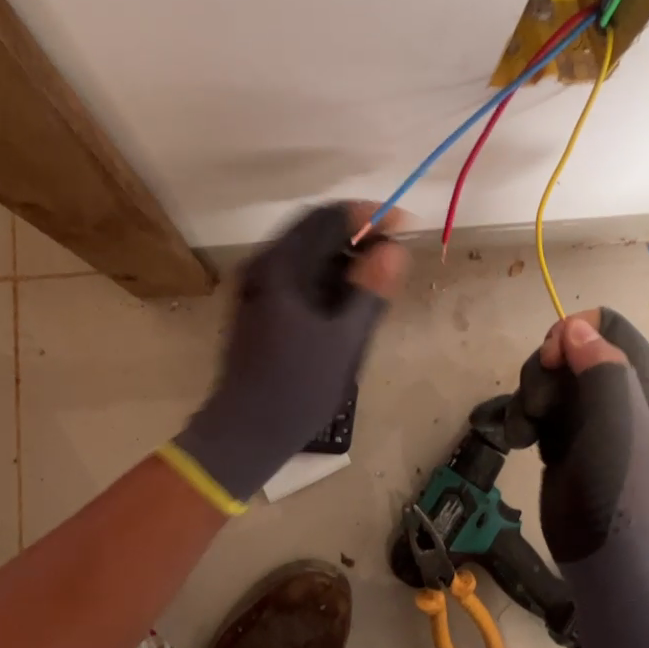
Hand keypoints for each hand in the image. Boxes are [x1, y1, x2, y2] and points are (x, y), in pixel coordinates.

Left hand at [165, 202, 408, 513]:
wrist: (246, 431)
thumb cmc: (298, 387)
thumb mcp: (345, 339)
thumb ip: (370, 290)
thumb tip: (394, 250)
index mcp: (279, 267)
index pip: (326, 217)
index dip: (367, 216)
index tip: (402, 226)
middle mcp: (262, 267)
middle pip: (314, 231)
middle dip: (357, 236)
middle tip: (394, 254)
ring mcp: (257, 288)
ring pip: (306, 254)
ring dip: (343, 257)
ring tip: (378, 278)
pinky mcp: (258, 307)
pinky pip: (297, 275)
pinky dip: (326, 277)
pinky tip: (350, 298)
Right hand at [506, 309, 648, 647]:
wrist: (609, 561)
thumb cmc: (621, 492)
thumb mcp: (618, 425)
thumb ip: (603, 370)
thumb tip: (576, 329)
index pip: (609, 325)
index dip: (575, 332)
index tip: (554, 359)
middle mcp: (623, 391)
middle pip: (572, 347)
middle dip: (546, 370)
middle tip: (537, 405)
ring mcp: (595, 416)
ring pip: (552, 377)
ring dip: (531, 397)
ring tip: (527, 432)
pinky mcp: (569, 437)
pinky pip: (542, 407)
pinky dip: (527, 419)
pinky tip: (522, 443)